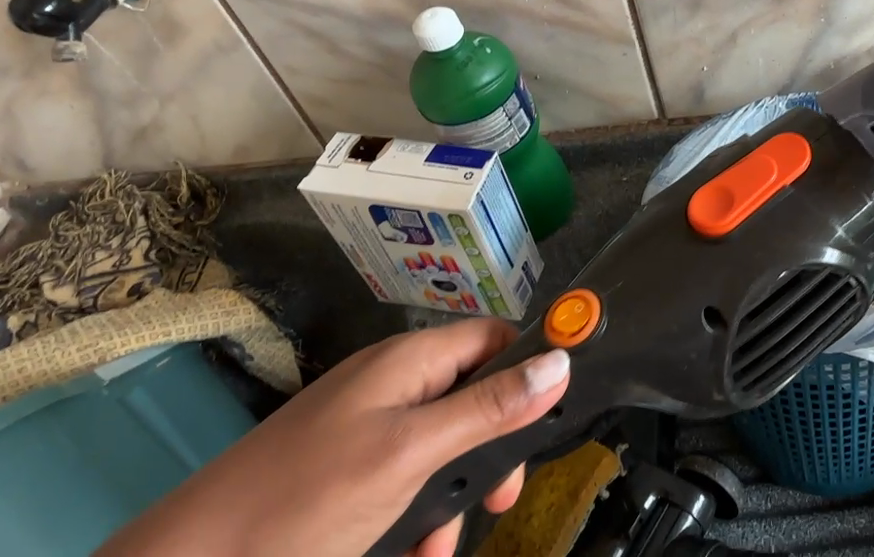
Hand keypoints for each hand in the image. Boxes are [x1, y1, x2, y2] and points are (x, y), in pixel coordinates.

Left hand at [100, 321, 569, 556]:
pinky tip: (409, 555)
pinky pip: (405, 480)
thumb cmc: (310, 497)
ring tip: (434, 550)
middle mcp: (394, 384)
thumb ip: (489, 408)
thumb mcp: (412, 453)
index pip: (494, 338)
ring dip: (452, 498)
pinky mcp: (348, 470)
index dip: (529, 367)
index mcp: (410, 360)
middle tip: (499, 501)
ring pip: (443, 448)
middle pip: (474, 397)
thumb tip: (563, 360)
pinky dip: (416, 515)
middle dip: (492, 451)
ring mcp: (368, 427)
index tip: (552, 420)